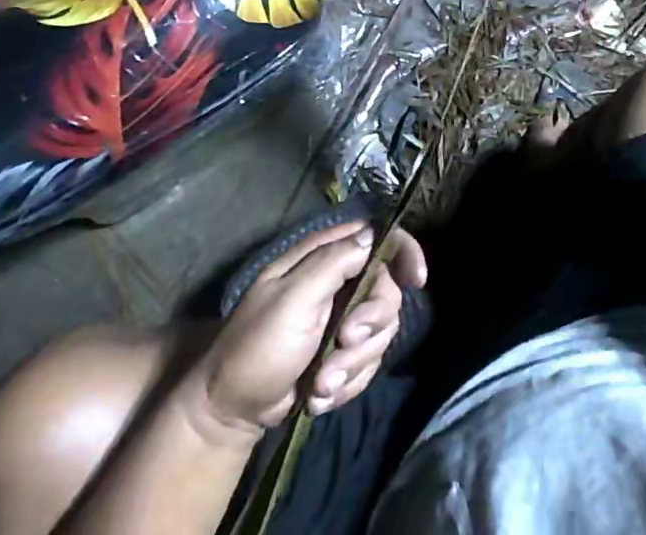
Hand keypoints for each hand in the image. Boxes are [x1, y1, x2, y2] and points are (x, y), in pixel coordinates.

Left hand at [178, 222, 426, 442]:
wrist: (230, 410)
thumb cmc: (256, 346)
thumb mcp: (293, 299)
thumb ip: (334, 262)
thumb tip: (372, 234)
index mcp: (322, 258)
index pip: (377, 237)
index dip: (403, 252)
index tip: (415, 280)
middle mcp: (337, 283)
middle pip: (386, 290)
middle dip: (370, 324)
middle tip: (344, 342)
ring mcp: (341, 320)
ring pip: (381, 332)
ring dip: (353, 363)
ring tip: (320, 384)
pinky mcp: (343, 354)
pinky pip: (368, 363)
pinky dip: (347, 383)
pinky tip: (318, 395)